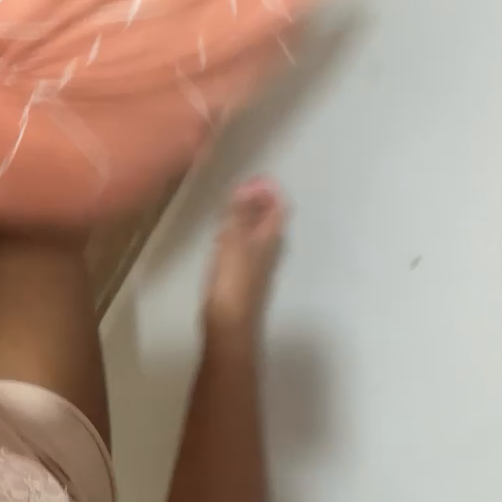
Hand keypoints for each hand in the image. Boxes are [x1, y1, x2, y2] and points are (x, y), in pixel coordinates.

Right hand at [202, 177, 286, 338]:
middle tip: (242, 186)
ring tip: (231, 203)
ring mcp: (257, 262)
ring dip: (248, 214)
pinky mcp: (243, 273)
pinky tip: (223, 233)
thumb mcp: (233, 241)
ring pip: (257, 231)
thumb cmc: (233, 279)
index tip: (254, 177)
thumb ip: (239, 214)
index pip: (278, 208)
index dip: (269, 190)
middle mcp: (268, 248)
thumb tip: (247, 187)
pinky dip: (238, 230)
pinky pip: (245, 243)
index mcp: (270, 238)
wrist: (230, 324)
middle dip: (259, 200)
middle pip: (269, 219)